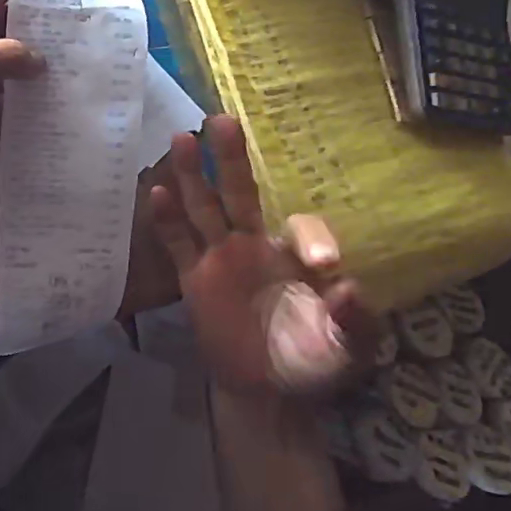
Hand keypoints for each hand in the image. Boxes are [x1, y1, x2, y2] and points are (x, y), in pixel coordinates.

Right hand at [150, 116, 380, 396]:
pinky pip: (177, 242)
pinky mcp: (192, 276)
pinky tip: (156, 192)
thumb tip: (346, 286)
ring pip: (204, 207)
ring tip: (181, 139)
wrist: (264, 388)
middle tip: (221, 121)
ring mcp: (220, 258)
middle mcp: (255, 246)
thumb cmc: (312, 363)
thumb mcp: (348, 349)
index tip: (322, 270)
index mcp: (296, 258)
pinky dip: (166, 219)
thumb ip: (354, 321)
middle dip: (231, 159)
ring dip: (192, 174)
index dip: (311, 239)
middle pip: (240, 194)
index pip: (301, 228)